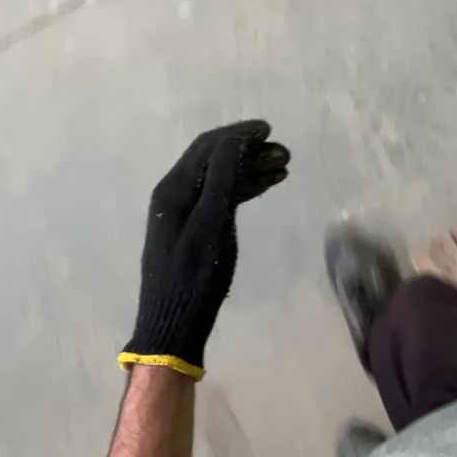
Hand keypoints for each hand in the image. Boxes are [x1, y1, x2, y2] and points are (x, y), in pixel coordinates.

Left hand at [120, 120, 289, 378]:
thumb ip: (223, 178)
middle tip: (285, 153)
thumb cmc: (195, 276)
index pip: (210, 145)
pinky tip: (265, 187)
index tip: (271, 130)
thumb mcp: (213, 224)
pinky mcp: (190, 229)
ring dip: (249, 168)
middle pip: (214, 157)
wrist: (172, 326)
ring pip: (219, 176)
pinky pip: (219, 195)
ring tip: (283, 168)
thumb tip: (235, 139)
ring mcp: (181, 211)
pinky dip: (242, 188)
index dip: (240, 134)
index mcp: (175, 186)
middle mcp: (174, 191)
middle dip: (249, 150)